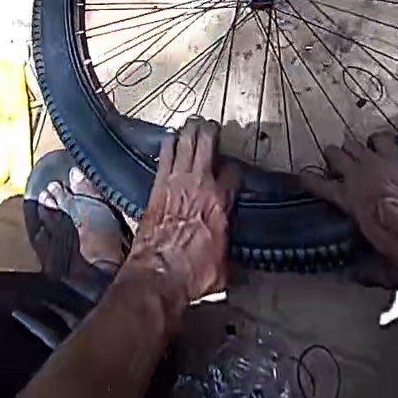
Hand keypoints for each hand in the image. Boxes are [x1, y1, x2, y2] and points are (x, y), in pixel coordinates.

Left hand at [123, 117, 239, 313]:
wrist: (159, 273)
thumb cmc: (192, 273)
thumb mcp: (224, 267)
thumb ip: (230, 253)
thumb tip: (238, 262)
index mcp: (221, 202)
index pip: (234, 173)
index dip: (235, 170)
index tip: (233, 171)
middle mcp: (201, 184)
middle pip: (209, 145)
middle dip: (211, 133)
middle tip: (211, 127)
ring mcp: (178, 180)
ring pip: (187, 143)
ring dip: (190, 131)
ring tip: (193, 124)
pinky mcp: (159, 183)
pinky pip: (165, 154)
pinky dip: (169, 142)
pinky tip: (170, 136)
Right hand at [299, 132, 397, 292]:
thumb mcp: (390, 271)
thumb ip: (367, 270)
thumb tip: (352, 273)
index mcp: (353, 202)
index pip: (320, 185)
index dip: (309, 181)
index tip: (302, 179)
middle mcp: (363, 177)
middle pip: (335, 154)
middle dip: (333, 161)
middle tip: (335, 169)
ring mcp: (382, 164)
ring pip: (354, 142)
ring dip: (353, 150)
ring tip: (356, 158)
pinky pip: (382, 139)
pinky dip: (378, 142)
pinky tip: (381, 149)